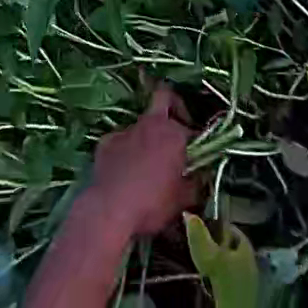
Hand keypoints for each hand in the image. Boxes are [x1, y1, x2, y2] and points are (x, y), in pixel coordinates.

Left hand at [78, 85, 196, 237]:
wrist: (110, 210)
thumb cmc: (152, 204)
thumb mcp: (183, 200)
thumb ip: (196, 184)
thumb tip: (200, 177)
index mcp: (174, 133)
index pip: (191, 127)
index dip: (195, 139)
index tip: (195, 154)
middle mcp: (150, 123)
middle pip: (163, 96)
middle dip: (173, 106)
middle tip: (176, 129)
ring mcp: (126, 129)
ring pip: (141, 125)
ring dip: (147, 137)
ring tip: (147, 163)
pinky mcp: (107, 141)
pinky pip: (121, 140)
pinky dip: (126, 150)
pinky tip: (124, 171)